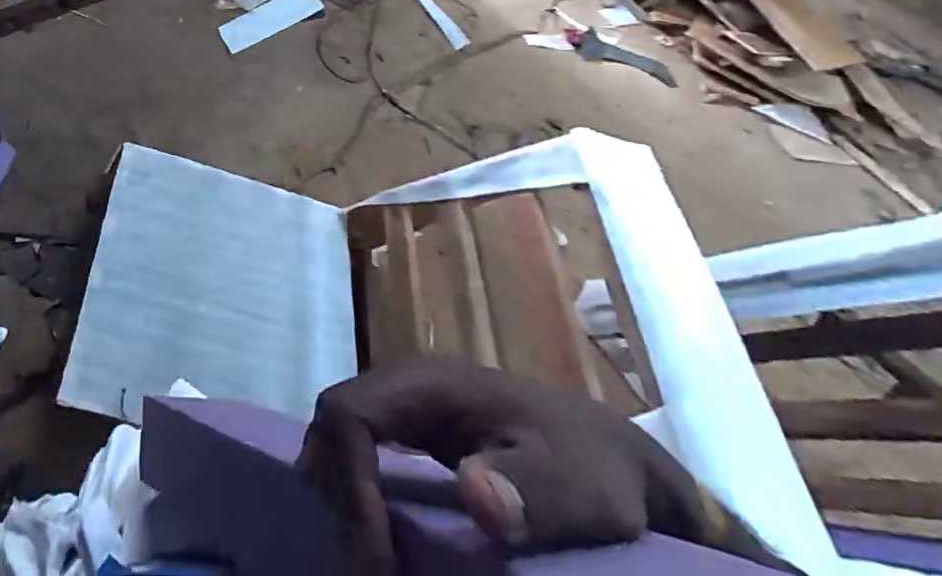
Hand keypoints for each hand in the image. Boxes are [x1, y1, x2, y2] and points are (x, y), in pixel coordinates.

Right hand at [296, 356, 790, 575]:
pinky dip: (351, 489)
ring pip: (336, 433)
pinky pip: (356, 446)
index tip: (378, 556)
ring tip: (371, 558)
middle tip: (370, 566)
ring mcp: (405, 402)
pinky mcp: (410, 425)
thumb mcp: (582, 492)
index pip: (350, 412)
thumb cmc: (592, 470)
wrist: (609, 455)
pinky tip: (373, 533)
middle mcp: (407, 384)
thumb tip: (473, 496)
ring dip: (340, 494)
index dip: (348, 479)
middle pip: (332, 421)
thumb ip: (534, 494)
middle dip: (337, 494)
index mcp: (432, 383)